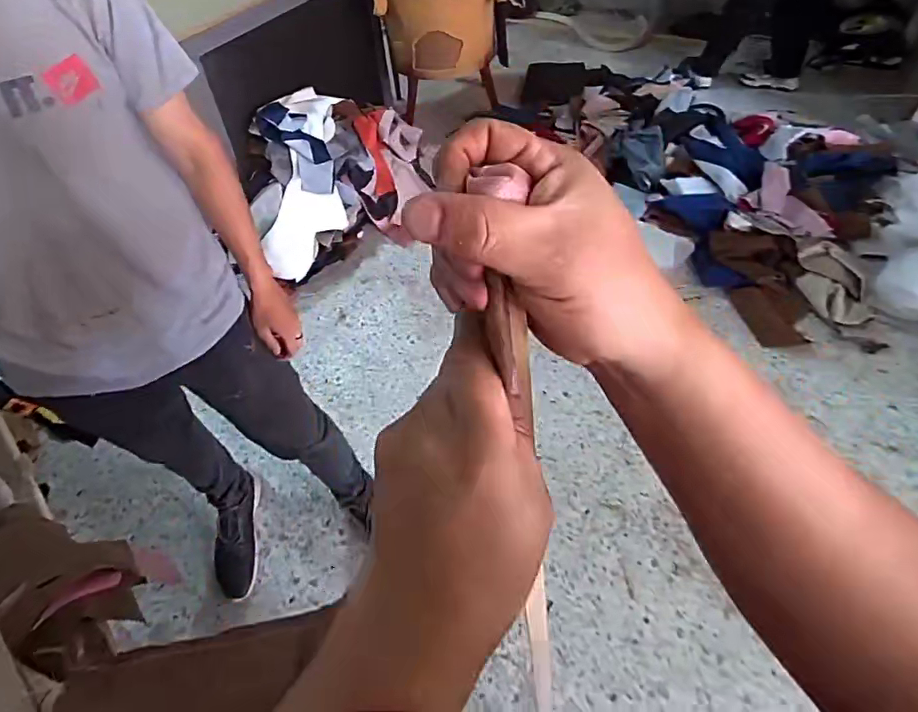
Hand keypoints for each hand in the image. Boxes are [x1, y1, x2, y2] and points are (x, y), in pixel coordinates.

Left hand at [250, 281, 303, 358]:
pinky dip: (289, 329)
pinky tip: (278, 325)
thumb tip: (278, 352)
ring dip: (289, 338)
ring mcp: (297, 316)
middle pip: (298, 343)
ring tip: (276, 336)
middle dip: (289, 347)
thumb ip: (272, 344)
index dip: (285, 356)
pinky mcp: (294, 309)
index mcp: (291, 333)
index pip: (294, 351)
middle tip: (277, 347)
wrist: (266, 287)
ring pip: (297, 333)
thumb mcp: (262, 331)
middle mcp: (298, 326)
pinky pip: (295, 324)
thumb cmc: (262, 310)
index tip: (276, 355)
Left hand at [282, 311, 551, 709]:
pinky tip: (448, 471)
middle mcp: (428, 417)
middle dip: (482, 375)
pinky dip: (441, 429)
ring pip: (441, 392)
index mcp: (476, 431)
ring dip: (461, 406)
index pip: (474, 348)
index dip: (487, 322)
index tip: (499, 302)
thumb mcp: (533, 496)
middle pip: (458, 367)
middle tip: (506, 413)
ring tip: (478, 459)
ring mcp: (399, 430)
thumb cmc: (494, 563)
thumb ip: (517, 430)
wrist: (417, 613)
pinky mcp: (384, 443)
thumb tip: (508, 382)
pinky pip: (423, 418)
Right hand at [399, 119, 696, 371]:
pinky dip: (455, 281)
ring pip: (450, 230)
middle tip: (470, 273)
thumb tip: (410, 211)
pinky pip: (456, 260)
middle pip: (457, 191)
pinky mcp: (499, 264)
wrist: (628, 349)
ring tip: (475, 297)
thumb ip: (477, 226)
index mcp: (544, 166)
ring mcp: (508, 230)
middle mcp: (522, 191)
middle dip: (452, 234)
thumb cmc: (602, 285)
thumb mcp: (542, 248)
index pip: (479, 139)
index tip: (448, 209)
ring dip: (452, 264)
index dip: (455, 165)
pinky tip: (470, 304)